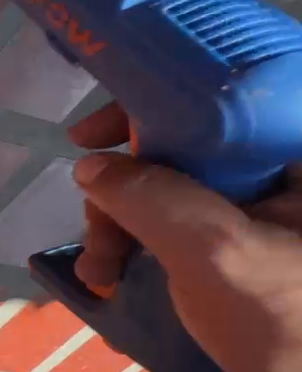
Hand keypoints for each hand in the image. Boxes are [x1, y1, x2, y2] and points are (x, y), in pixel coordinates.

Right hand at [70, 102, 301, 371]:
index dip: (149, 108)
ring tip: (105, 272)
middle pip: (189, 147)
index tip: (90, 138)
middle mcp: (295, 171)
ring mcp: (285, 206)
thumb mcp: (219, 259)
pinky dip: (147, 239)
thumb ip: (152, 200)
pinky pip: (191, 214)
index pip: (221, 98)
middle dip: (125, 190)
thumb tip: (92, 165)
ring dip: (125, 223)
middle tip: (98, 236)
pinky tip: (122, 273)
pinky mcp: (271, 236)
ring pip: (180, 184)